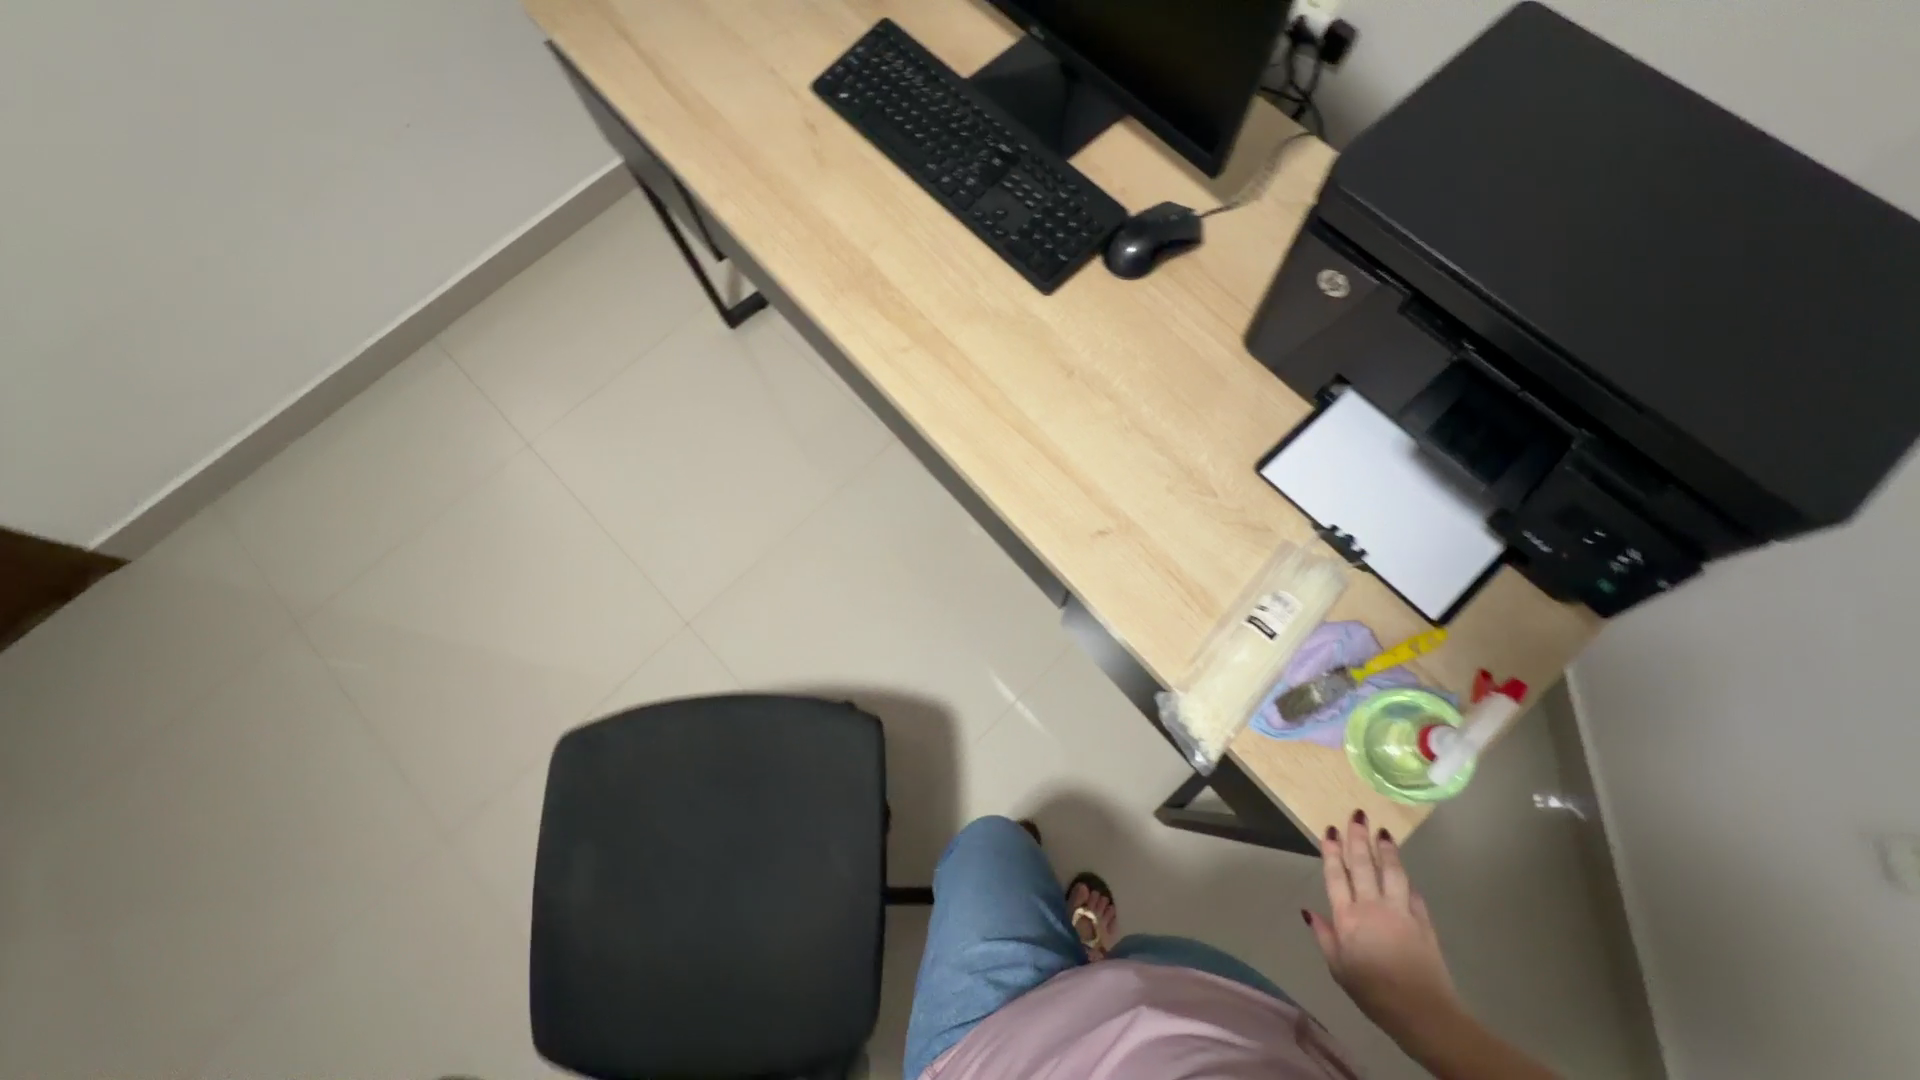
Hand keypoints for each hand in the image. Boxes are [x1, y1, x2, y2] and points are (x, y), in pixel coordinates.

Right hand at [1305, 812, 1460, 1034]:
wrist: (1422, 1011)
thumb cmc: (1372, 992)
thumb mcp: (1339, 969)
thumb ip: (1325, 937)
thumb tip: (1310, 911)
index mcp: (1348, 918)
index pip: (1336, 876)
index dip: (1331, 852)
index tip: (1329, 830)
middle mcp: (1372, 907)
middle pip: (1363, 865)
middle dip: (1358, 838)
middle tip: (1356, 816)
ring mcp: (1401, 911)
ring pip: (1390, 872)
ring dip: (1385, 850)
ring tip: (1381, 832)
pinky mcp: (1423, 921)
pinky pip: (1412, 892)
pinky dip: (1406, 879)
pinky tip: (1403, 872)